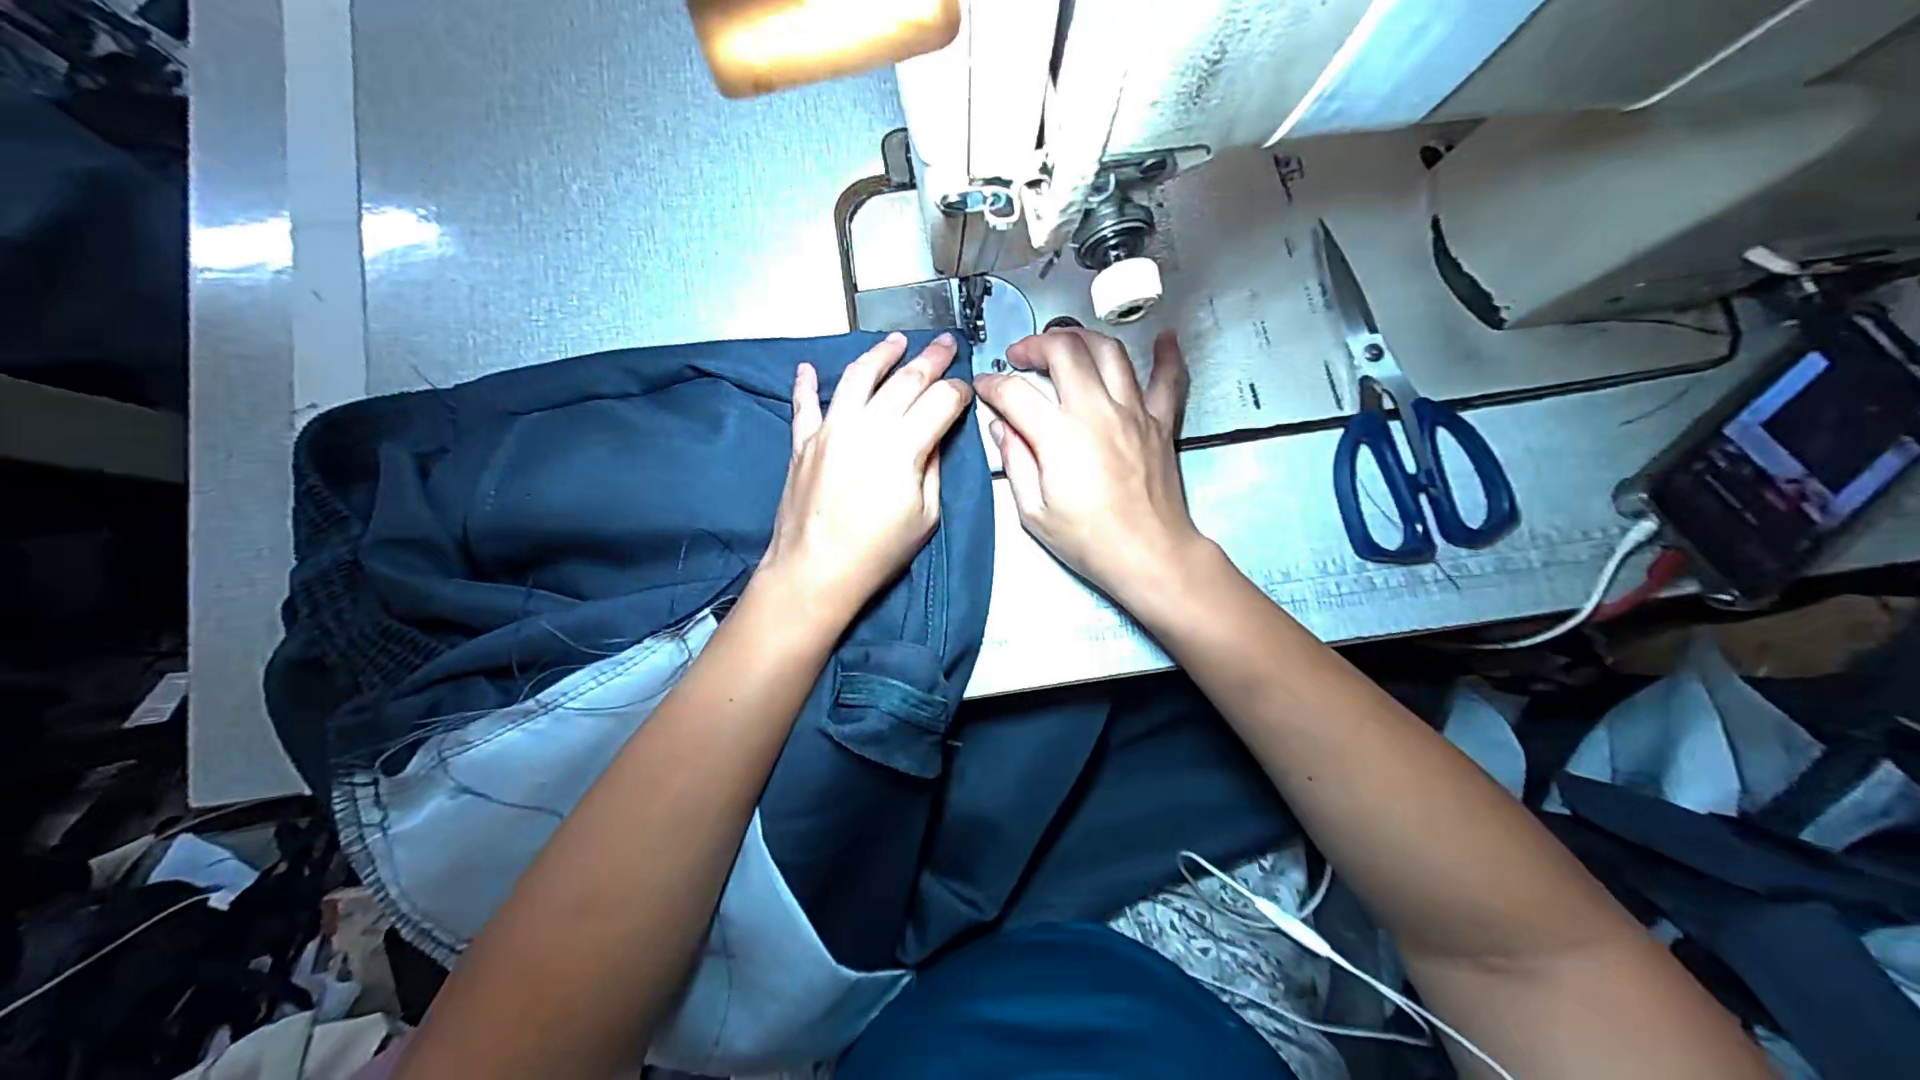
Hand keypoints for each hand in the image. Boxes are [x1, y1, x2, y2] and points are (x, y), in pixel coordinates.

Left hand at [757, 332, 972, 625]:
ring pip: (858, 377)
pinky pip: (805, 404)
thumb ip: (932, 468)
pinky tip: (806, 368)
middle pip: (905, 379)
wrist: (816, 570)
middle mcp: (867, 426)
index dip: (957, 391)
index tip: (964, 389)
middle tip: (943, 344)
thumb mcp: (925, 515)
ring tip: (893, 342)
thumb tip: (935, 437)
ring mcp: (831, 429)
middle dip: (930, 358)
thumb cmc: (876, 552)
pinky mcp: (804, 442)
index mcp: (904, 446)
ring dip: (879, 355)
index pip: (940, 401)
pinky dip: (805, 384)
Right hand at [973, 328, 1209, 609]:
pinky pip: (1168, 379)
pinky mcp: (1159, 423)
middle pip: (1064, 350)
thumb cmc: (1092, 542)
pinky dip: (1166, 355)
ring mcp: (1133, 413)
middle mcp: (1097, 413)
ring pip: (1109, 351)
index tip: (984, 387)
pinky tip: (1163, 339)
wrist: (1149, 555)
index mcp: (1060, 437)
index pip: (1015, 393)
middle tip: (1022, 354)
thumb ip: (1015, 463)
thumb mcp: (1034, 513)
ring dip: (1082, 338)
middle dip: (1035, 344)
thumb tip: (1003, 430)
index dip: (992, 385)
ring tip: (1066, 342)